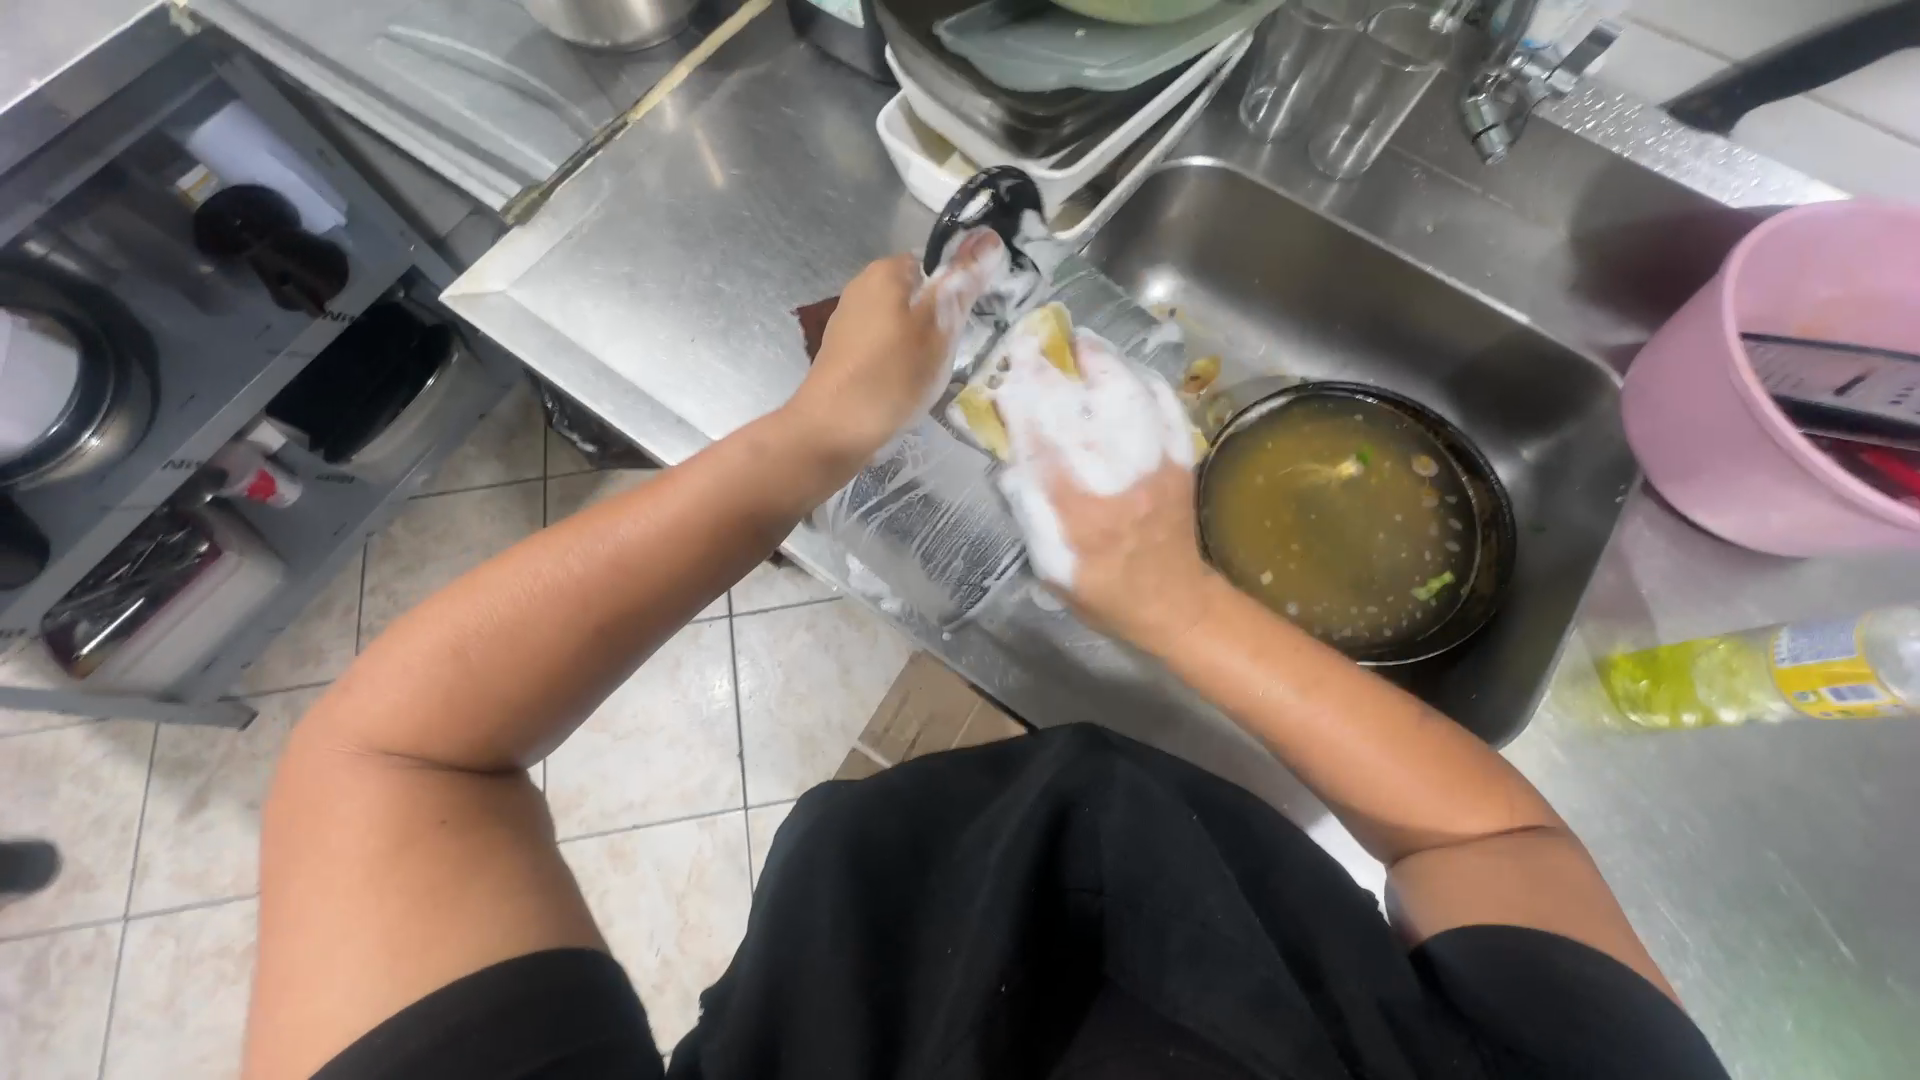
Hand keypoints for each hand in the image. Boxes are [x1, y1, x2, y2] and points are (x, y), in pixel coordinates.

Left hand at [786, 229, 1006, 465]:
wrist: (834, 430)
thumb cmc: (892, 375)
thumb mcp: (939, 327)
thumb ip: (963, 283)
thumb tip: (990, 237)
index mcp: (886, 271)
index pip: (935, 262)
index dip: (958, 289)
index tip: (969, 321)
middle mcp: (862, 287)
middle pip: (918, 294)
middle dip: (939, 319)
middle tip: (951, 352)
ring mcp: (848, 321)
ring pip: (901, 322)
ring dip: (920, 343)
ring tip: (929, 372)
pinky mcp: (843, 353)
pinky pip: (883, 346)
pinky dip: (898, 360)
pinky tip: (904, 385)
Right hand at [993, 328, 1219, 648]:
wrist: (1171, 600)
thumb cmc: (1098, 587)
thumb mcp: (1047, 561)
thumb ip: (1028, 507)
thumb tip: (1010, 457)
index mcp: (1076, 505)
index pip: (1040, 434)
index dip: (1020, 395)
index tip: (1001, 370)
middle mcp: (1116, 474)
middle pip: (1081, 403)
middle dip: (1053, 368)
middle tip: (1034, 346)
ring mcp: (1156, 459)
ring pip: (1128, 390)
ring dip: (1101, 360)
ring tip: (1080, 345)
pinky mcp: (1181, 455)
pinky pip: (1165, 402)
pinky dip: (1141, 378)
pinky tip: (1123, 370)